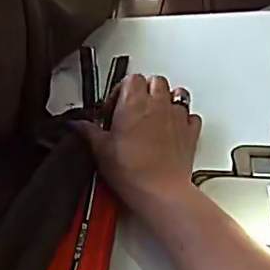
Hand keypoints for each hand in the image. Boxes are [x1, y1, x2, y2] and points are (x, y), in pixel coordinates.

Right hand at [78, 74, 202, 215]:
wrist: (159, 190)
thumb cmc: (132, 170)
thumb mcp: (100, 150)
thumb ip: (88, 132)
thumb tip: (78, 125)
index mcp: (133, 102)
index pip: (131, 79)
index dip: (121, 91)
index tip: (113, 109)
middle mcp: (158, 104)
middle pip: (155, 81)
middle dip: (145, 90)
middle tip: (133, 108)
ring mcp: (177, 117)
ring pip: (178, 93)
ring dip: (167, 99)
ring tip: (155, 114)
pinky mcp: (191, 133)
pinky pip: (191, 116)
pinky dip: (184, 119)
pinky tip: (174, 129)